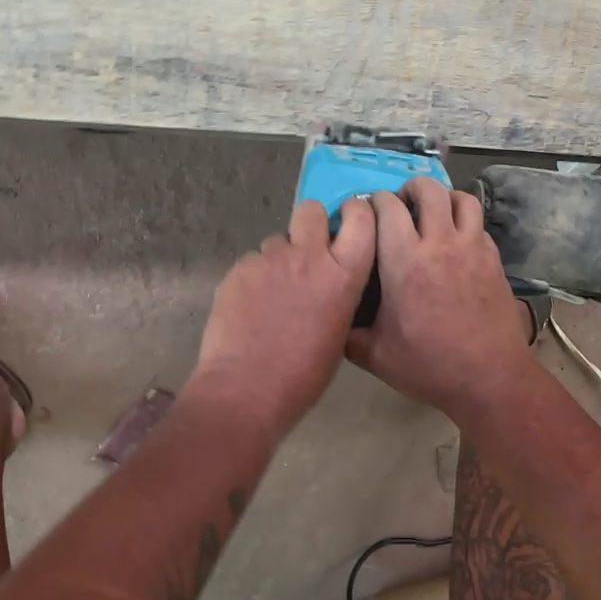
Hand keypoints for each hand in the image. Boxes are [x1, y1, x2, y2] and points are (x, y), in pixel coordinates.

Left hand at [192, 198, 375, 435]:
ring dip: (279, 257)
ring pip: (277, 239)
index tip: (348, 221)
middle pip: (311, 210)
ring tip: (272, 292)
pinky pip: (252, 261)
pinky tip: (249, 307)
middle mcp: (309, 256)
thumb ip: (337, 293)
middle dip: (310, 223)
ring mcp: (271, 259)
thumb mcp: (339, 331)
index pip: (361, 218)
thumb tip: (328, 282)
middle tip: (305, 249)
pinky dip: (253, 277)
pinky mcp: (239, 268)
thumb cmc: (303, 374)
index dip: (355, 212)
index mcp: (344, 274)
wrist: (247, 389)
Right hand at [347, 177, 538, 416]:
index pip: (387, 207)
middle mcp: (439, 243)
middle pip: (428, 190)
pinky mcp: (493, 258)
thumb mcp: (376, 356)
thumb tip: (330, 318)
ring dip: (443, 197)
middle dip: (410, 189)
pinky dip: (465, 220)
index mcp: (404, 260)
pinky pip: (478, 222)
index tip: (366, 212)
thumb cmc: (429, 365)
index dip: (373, 202)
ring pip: (460, 198)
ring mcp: (471, 248)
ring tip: (433, 211)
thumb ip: (348, 334)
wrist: (490, 378)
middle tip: (400, 204)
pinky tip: (456, 239)